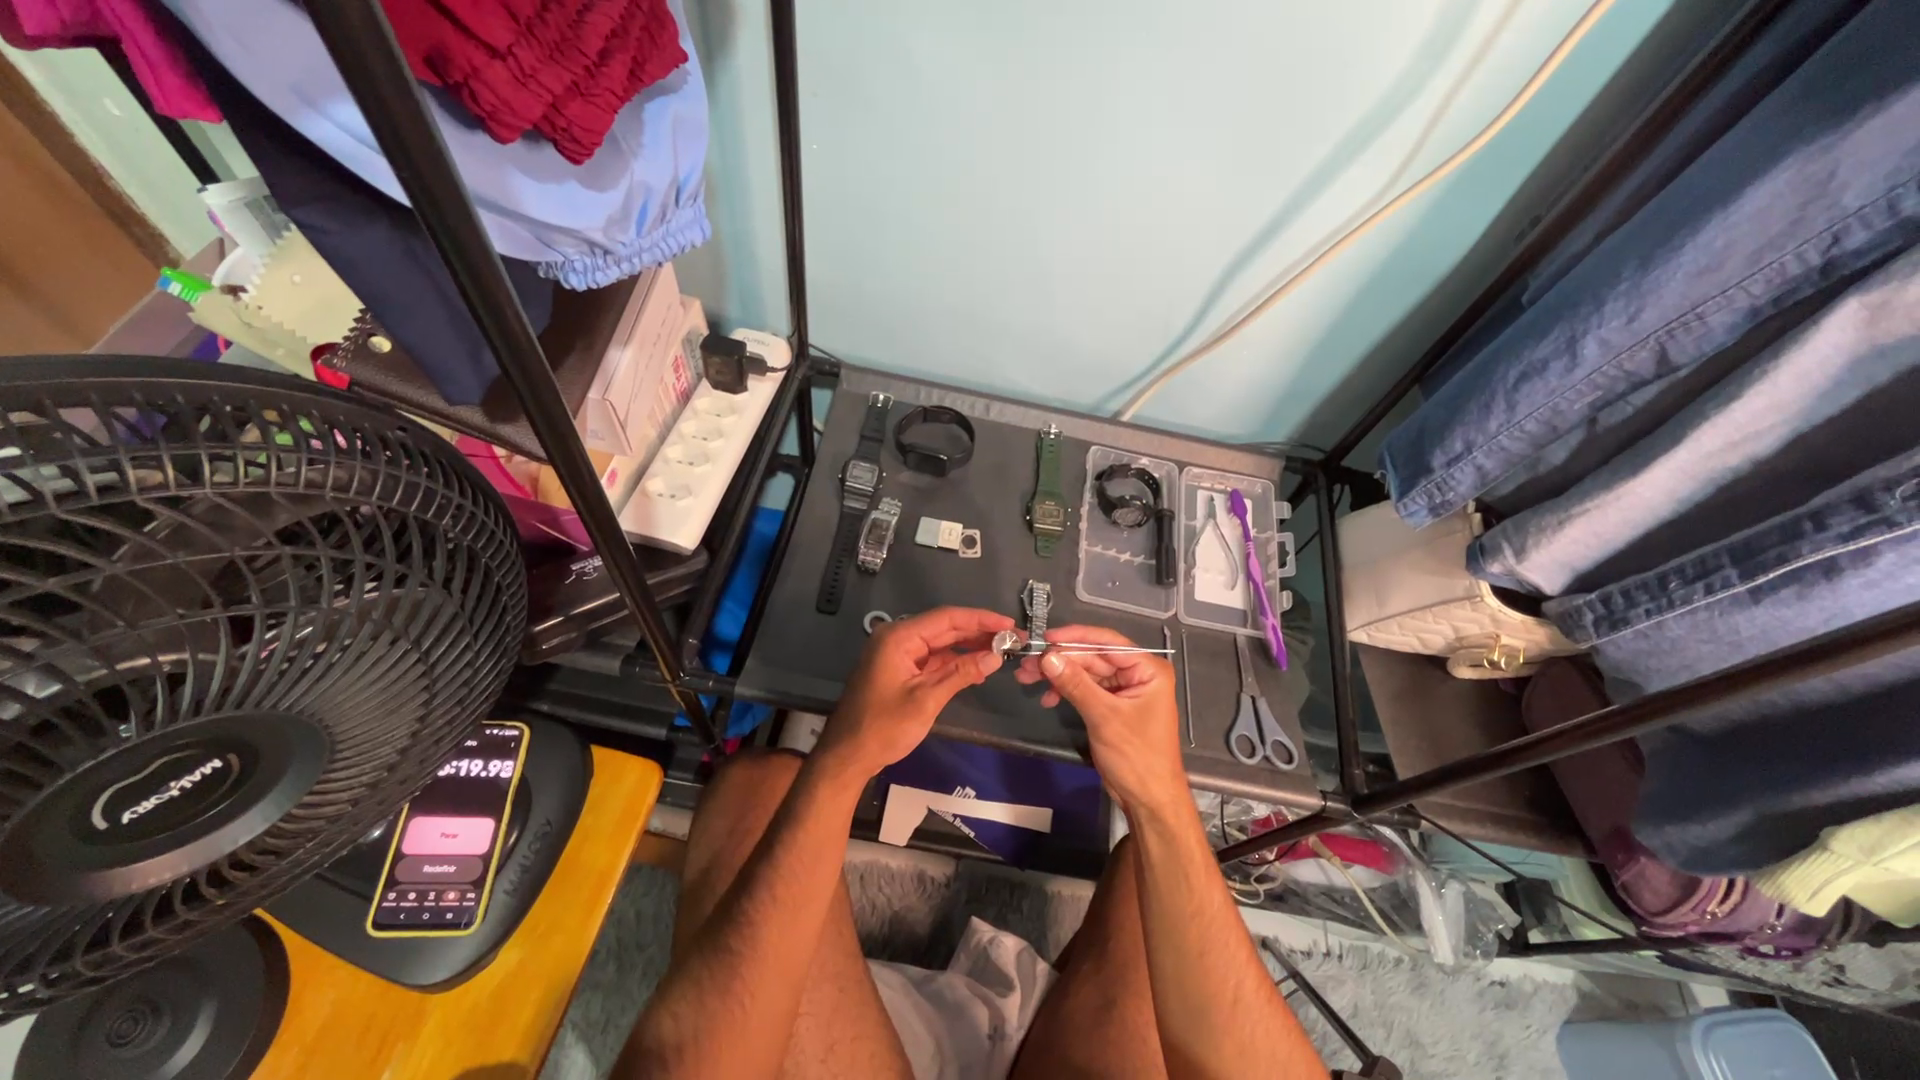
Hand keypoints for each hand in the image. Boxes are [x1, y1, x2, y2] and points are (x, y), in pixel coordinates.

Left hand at [815, 607, 1013, 778]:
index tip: (1009, 624)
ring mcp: (898, 655)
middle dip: (978, 633)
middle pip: (944, 628)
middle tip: (1013, 638)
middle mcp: (898, 639)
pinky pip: (932, 660)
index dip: (981, 619)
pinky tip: (978, 668)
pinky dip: (954, 663)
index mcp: (899, 637)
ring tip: (1002, 651)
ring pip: (940, 644)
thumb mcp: (927, 699)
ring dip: (969, 648)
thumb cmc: (884, 726)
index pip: (946, 618)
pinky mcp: (900, 671)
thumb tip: (995, 655)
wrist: (848, 756)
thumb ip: (961, 673)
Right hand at [1014, 625, 1187, 814]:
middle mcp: (1138, 674)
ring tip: (1026, 677)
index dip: (1076, 637)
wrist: (1149, 799)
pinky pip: (1086, 689)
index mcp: (1148, 669)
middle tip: (1027, 663)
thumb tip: (1047, 657)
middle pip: (1093, 657)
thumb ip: (1075, 684)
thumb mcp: (1104, 717)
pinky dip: (1066, 691)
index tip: (1045, 638)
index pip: (1108, 642)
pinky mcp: (1113, 706)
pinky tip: (1047, 698)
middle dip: (1061, 660)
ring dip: (1058, 675)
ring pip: (1086, 672)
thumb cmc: (1136, 756)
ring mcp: (1125, 690)